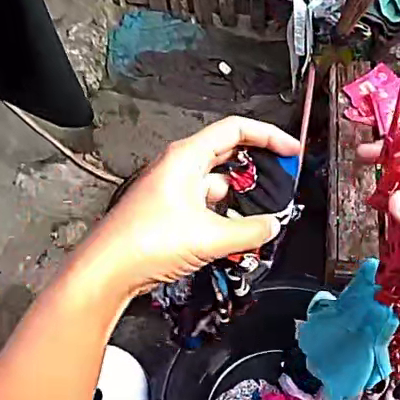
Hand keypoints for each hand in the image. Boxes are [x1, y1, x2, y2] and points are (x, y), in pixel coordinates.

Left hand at [73, 117, 300, 298]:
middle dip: (259, 167)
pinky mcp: (171, 212)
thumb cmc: (143, 242)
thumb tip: (272, 226)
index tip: (290, 150)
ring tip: (263, 215)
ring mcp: (174, 190)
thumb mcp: (211, 237)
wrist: (109, 270)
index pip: (236, 129)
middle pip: (229, 154)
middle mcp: (179, 168)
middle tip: (283, 181)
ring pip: (219, 183)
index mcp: (186, 157)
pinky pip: (207, 205)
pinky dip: (226, 214)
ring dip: (243, 197)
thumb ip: (250, 230)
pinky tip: (237, 233)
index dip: (269, 136)